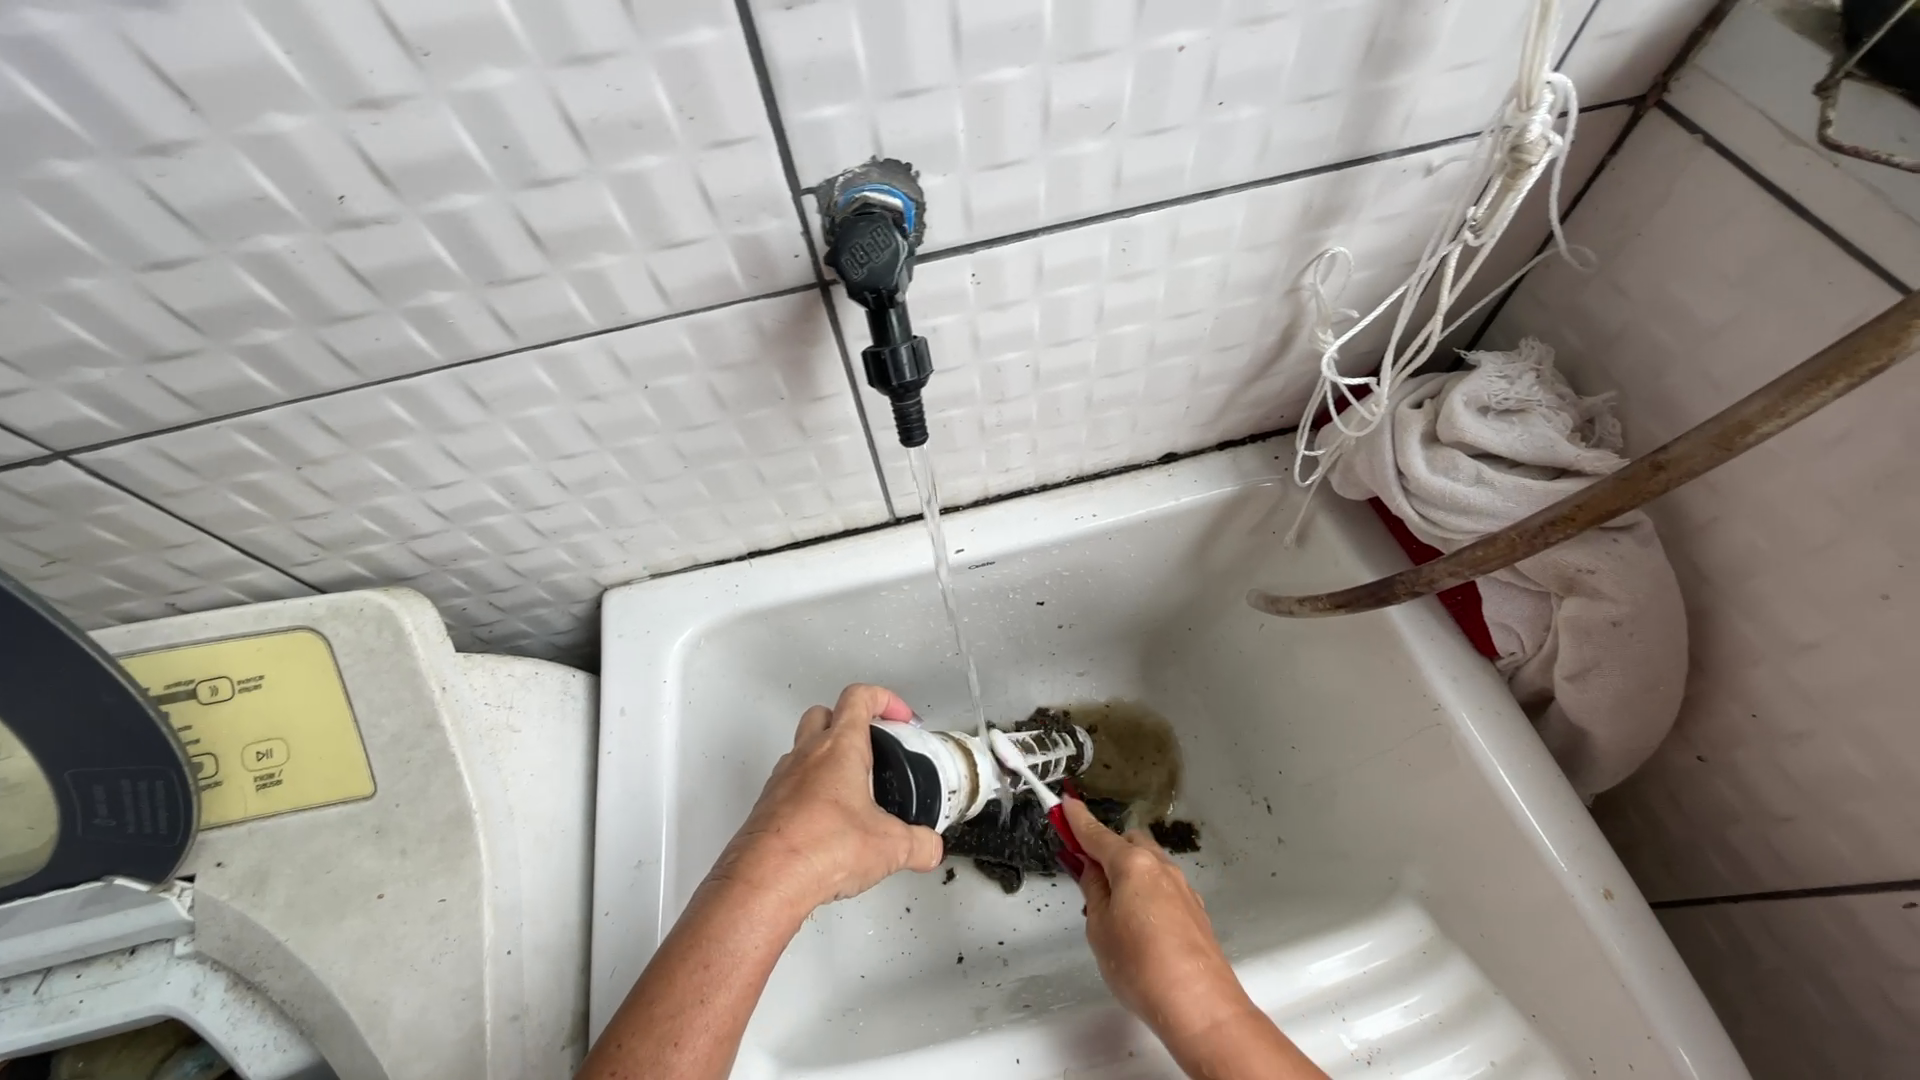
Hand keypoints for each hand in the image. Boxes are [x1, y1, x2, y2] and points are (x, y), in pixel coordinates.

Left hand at [715, 684, 944, 915]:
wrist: (765, 881)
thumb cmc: (818, 848)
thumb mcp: (890, 848)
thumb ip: (919, 844)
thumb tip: (930, 847)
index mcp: (839, 748)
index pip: (859, 697)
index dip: (884, 699)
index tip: (900, 716)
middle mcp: (806, 755)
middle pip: (824, 713)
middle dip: (849, 720)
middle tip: (872, 743)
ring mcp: (782, 779)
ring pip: (802, 747)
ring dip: (825, 755)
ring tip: (851, 784)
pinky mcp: (767, 807)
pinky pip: (790, 783)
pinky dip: (809, 790)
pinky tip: (828, 819)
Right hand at [1063, 799, 1255, 1044]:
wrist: (1200, 1006)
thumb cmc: (1140, 966)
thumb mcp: (1100, 928)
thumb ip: (1094, 892)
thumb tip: (1092, 870)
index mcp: (1133, 865)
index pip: (1097, 835)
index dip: (1077, 821)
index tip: (1066, 805)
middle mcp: (1161, 868)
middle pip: (1130, 843)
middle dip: (1108, 848)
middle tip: (1087, 871)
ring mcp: (1182, 889)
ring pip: (1149, 865)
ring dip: (1129, 872)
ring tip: (1112, 907)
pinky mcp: (1195, 912)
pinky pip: (1163, 887)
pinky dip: (1146, 891)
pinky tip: (1139, 923)